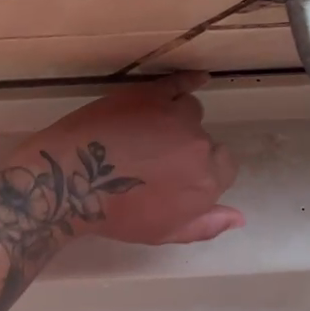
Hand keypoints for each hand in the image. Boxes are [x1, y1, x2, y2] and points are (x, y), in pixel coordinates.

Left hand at [10, 72, 241, 244]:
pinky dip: (190, 79)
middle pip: (206, 140)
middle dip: (186, 148)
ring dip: (176, 119)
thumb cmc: (115, 212)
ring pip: (189, 111)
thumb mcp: (164, 232)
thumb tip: (239, 216)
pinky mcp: (149, 94)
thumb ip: (206, 225)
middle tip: (154, 157)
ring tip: (148, 130)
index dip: (200, 171)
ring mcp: (174, 116)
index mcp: (207, 182)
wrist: (71, 178)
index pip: (223, 168)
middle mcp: (199, 145)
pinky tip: (198, 78)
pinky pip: (179, 82)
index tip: (177, 173)